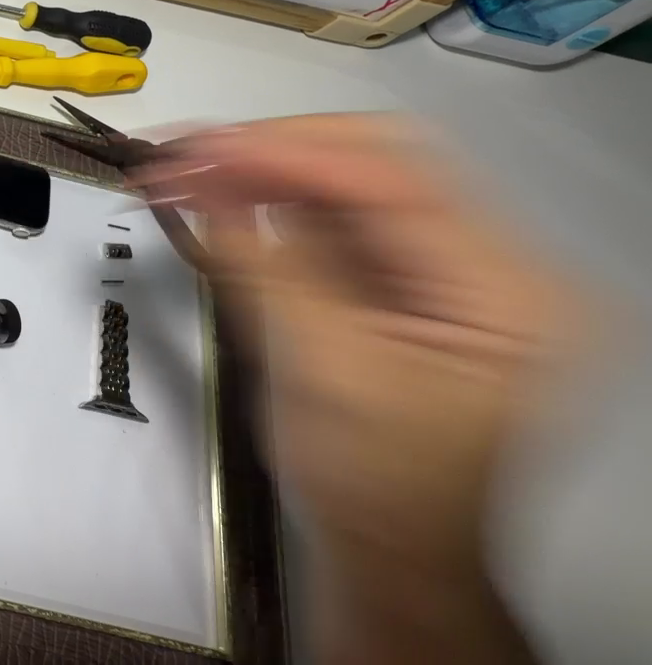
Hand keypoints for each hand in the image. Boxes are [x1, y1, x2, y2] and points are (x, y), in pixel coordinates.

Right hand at [149, 114, 565, 661]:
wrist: (384, 538)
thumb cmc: (372, 478)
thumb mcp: (319, 367)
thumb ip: (265, 262)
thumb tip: (206, 182)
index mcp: (509, 294)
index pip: (392, 180)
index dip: (284, 153)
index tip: (195, 149)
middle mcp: (491, 266)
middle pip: (374, 159)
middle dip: (268, 150)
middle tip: (182, 156)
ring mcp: (444, 267)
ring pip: (341, 178)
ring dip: (254, 169)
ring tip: (178, 173)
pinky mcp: (396, 275)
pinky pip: (325, 212)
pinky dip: (261, 198)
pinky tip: (211, 197)